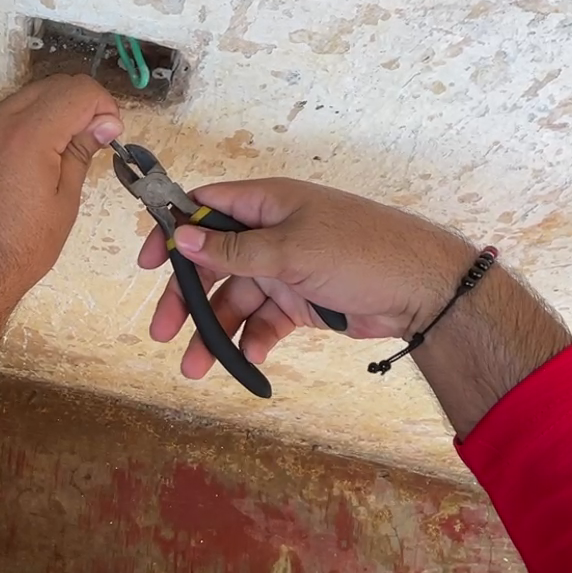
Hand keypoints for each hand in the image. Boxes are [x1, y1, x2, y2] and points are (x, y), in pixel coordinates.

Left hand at [0, 75, 121, 397]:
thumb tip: (104, 123)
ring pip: (29, 95)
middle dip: (82, 103)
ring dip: (56, 109)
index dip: (103, 106)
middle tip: (96, 140)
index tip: (111, 134)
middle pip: (53, 85)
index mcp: (27, 134)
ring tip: (68, 150)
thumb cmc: (20, 248)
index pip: (78, 91)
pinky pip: (7, 114)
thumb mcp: (64, 201)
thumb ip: (81, 151)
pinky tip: (40, 156)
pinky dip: (31, 120)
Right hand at [137, 179, 476, 376]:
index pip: (204, 208)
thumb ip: (232, 248)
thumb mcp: (290, 248)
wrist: (424, 291)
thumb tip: (180, 235)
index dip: (172, 231)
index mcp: (265, 204)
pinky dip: (252, 340)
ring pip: (234, 300)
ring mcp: (282, 269)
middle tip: (162, 331)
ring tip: (196, 367)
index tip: (147, 262)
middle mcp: (268, 234)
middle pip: (211, 264)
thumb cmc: (359, 250)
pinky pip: (263, 321)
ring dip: (214, 331)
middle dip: (186, 297)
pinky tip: (248, 361)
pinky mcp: (298, 302)